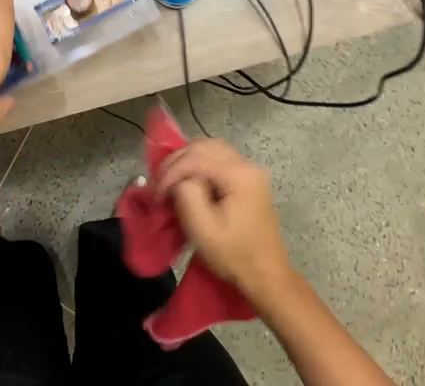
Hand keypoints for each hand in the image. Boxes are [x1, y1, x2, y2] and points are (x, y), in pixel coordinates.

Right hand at [158, 139, 293, 296]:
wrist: (267, 276)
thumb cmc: (234, 256)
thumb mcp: (203, 230)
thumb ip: (186, 195)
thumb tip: (178, 179)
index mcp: (239, 175)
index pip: (196, 158)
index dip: (171, 172)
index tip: (157, 194)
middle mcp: (248, 165)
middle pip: (204, 146)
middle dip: (177, 161)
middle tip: (160, 182)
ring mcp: (251, 171)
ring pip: (211, 148)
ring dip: (188, 159)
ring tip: (171, 178)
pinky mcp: (249, 179)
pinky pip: (219, 158)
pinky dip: (200, 163)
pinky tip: (189, 178)